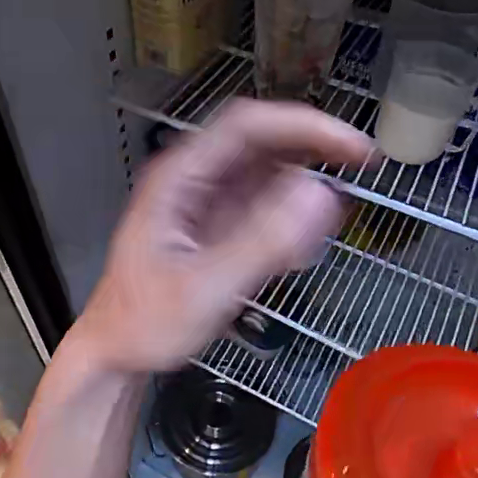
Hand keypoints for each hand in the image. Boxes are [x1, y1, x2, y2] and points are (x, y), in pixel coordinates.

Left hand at [74, 101, 373, 372]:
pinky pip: (262, 209)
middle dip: (312, 150)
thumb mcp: (205, 288)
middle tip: (361, 167)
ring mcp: (206, 204)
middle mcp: (193, 182)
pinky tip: (296, 254)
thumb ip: (262, 243)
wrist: (116, 352)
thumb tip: (321, 194)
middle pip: (261, 143)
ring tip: (323, 228)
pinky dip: (288, 222)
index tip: (351, 147)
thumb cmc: (144, 323)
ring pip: (267, 176)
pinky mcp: (217, 228)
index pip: (246, 126)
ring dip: (303, 191)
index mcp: (178, 180)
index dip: (303, 125)